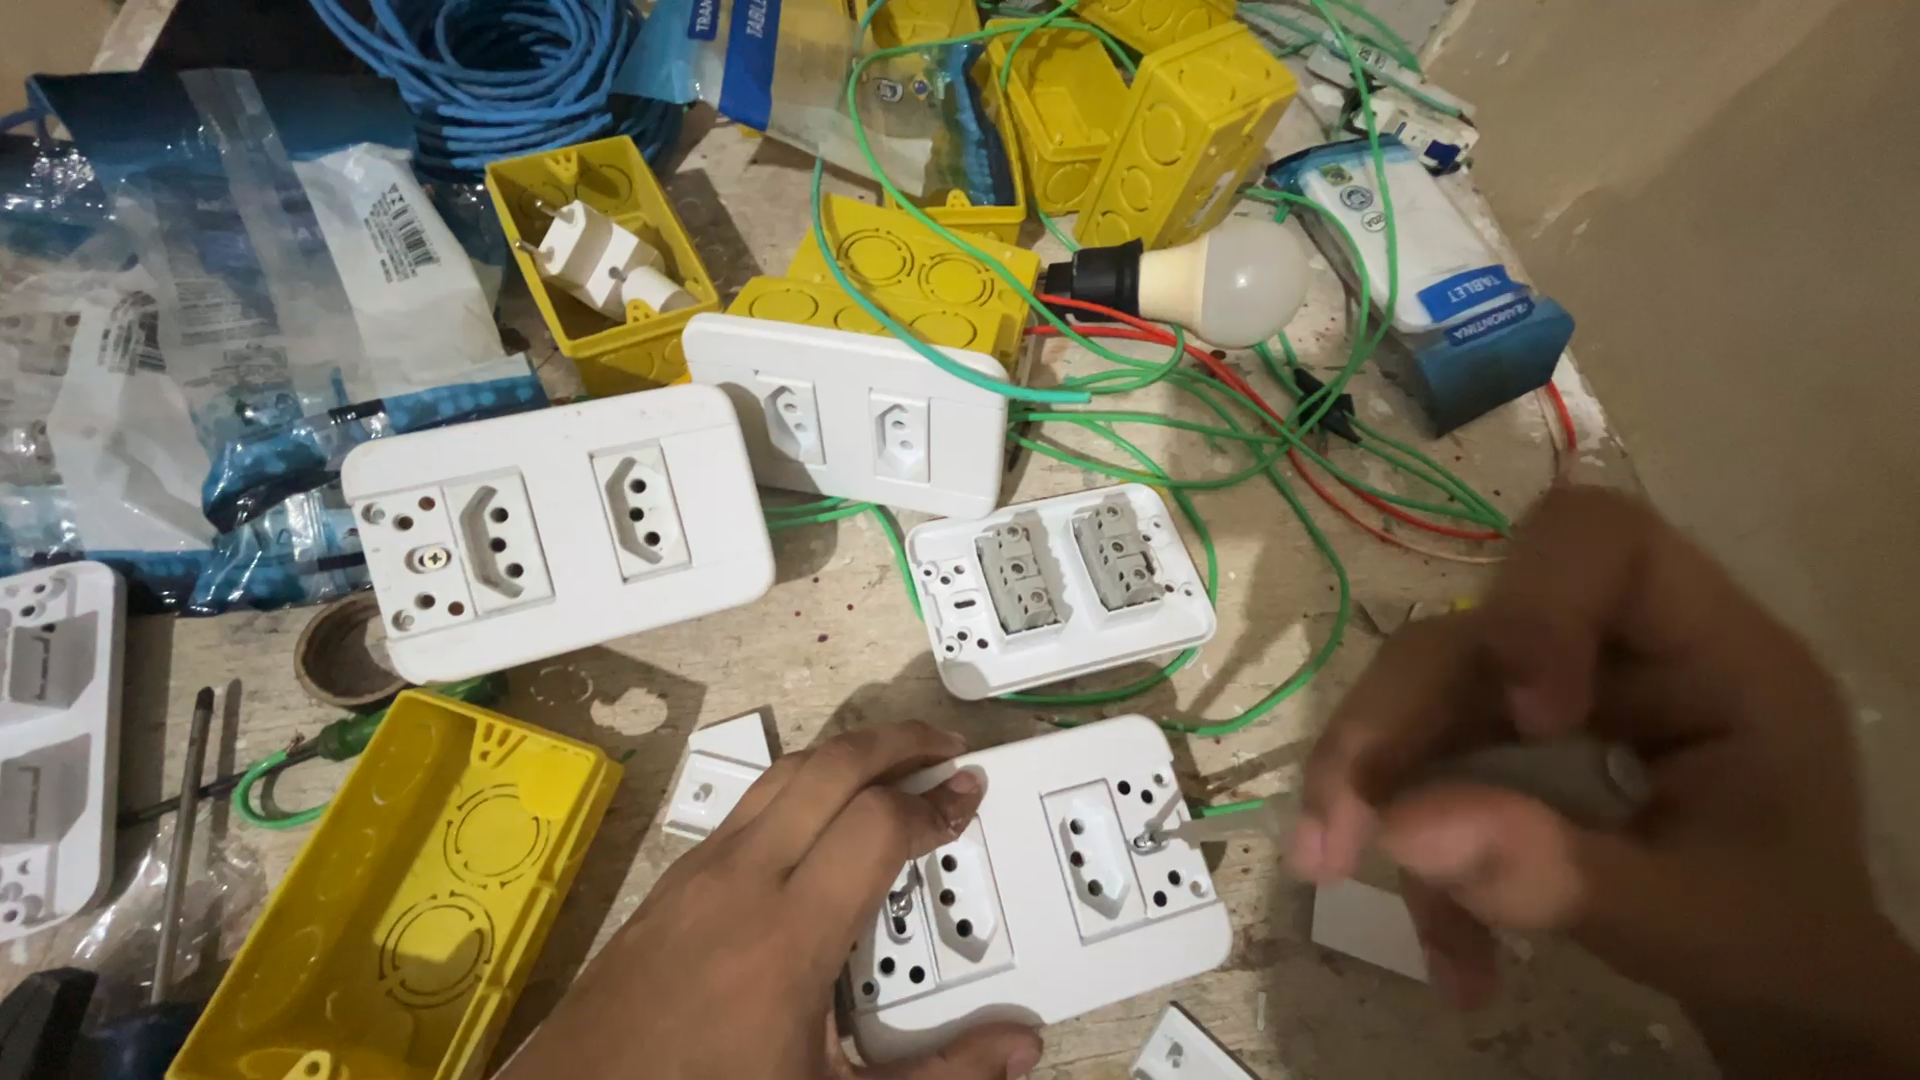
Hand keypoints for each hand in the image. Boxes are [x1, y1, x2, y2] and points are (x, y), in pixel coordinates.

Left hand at [500, 721, 1042, 1079]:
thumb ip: (939, 1075)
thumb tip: (1023, 1044)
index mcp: (789, 936)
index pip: (878, 826)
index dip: (935, 803)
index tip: (970, 793)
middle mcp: (745, 877)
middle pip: (834, 766)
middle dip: (900, 741)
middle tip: (948, 745)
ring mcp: (704, 866)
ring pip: (790, 768)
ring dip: (852, 750)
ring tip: (899, 758)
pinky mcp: (679, 872)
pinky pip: (756, 796)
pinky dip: (809, 777)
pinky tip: (829, 807)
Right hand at [1293, 487, 1919, 1072]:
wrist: (1762, 979)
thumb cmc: (1777, 937)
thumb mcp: (1704, 926)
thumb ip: (1566, 876)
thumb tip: (1400, 830)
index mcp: (1703, 652)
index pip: (1602, 544)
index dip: (1537, 604)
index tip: (1522, 718)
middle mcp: (1594, 653)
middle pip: (1458, 636)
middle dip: (1386, 728)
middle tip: (1336, 833)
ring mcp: (1522, 693)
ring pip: (1406, 693)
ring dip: (1358, 780)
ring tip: (1329, 868)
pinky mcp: (1477, 736)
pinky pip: (1403, 759)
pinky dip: (1393, 836)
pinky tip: (1443, 945)